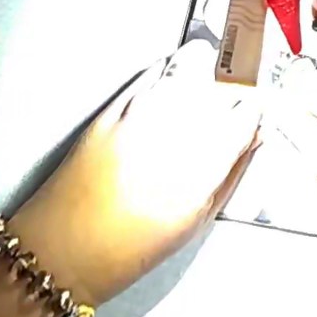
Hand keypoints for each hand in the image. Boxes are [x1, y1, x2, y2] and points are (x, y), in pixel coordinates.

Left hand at [8, 41, 259, 305]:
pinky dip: (173, 68)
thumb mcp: (196, 219)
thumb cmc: (130, 248)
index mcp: (204, 164)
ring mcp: (145, 113)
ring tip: (211, 73)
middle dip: (236, 86)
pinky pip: (157, 71)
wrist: (60, 251)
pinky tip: (177, 78)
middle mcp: (177, 131)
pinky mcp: (117, 105)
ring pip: (193, 65)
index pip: (249, 111)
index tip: (255, 111)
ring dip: (208, 66)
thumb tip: (257, 135)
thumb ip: (233, 171)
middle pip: (224, 84)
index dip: (256, 108)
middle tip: (236, 95)